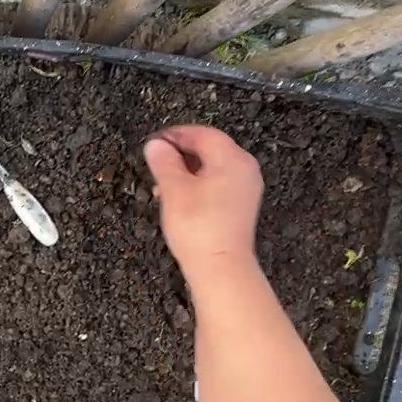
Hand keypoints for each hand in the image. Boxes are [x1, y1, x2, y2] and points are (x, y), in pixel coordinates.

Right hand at [143, 126, 264, 290]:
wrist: (220, 267)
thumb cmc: (199, 229)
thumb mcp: (174, 191)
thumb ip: (164, 163)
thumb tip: (156, 145)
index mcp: (232, 160)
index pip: (203, 134)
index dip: (177, 135)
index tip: (156, 141)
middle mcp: (244, 171)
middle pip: (210, 150)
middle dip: (181, 154)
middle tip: (156, 161)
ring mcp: (245, 190)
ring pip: (212, 169)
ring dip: (186, 172)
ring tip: (162, 185)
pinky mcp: (239, 208)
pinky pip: (217, 186)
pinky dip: (197, 186)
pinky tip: (179, 200)